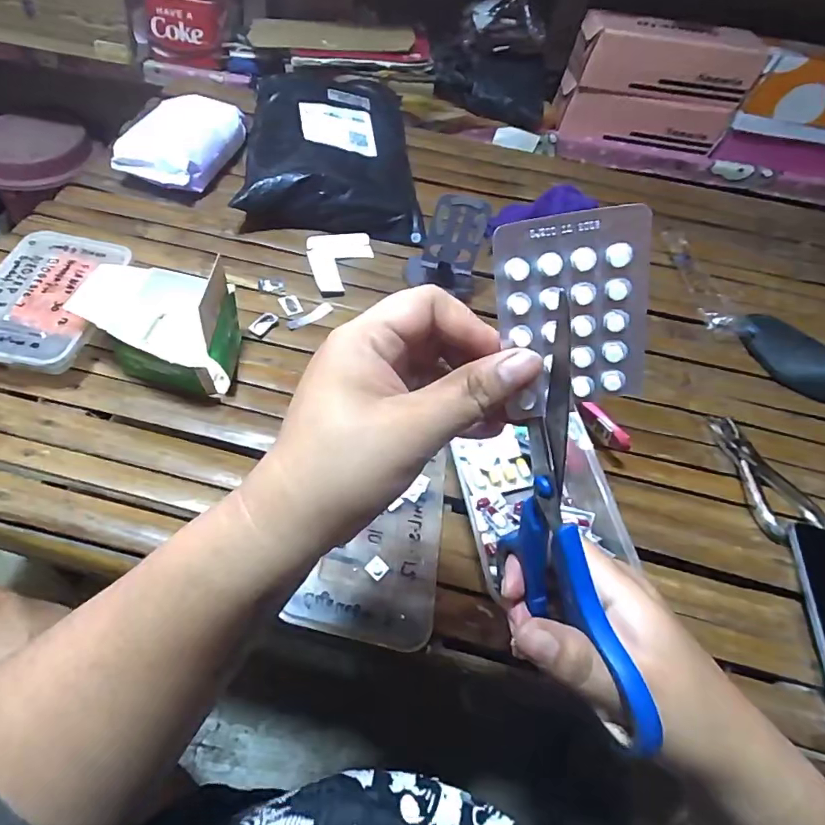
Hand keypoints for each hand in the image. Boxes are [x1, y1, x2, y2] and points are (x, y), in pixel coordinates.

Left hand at [240, 285, 540, 556]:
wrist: (293, 520)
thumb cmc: (347, 466)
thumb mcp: (414, 427)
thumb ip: (472, 391)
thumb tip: (531, 360)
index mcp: (365, 338)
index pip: (429, 305)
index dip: (472, 327)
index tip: (507, 364)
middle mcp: (366, 352)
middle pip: (433, 336)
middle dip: (478, 362)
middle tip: (518, 396)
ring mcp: (368, 384)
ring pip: (430, 370)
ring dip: (470, 390)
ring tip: (510, 419)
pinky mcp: (373, 413)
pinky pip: (420, 398)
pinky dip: (450, 410)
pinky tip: (483, 432)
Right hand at [503, 542, 762, 779]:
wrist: (732, 757)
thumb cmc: (684, 717)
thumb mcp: (626, 692)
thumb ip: (574, 659)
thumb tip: (522, 627)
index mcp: (620, 587)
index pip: (562, 542)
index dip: (528, 553)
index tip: (510, 593)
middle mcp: (613, 590)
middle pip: (553, 565)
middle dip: (525, 590)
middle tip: (517, 633)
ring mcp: (612, 612)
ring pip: (556, 592)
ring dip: (534, 614)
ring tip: (529, 653)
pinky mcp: (610, 635)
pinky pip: (567, 616)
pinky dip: (548, 632)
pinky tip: (545, 660)